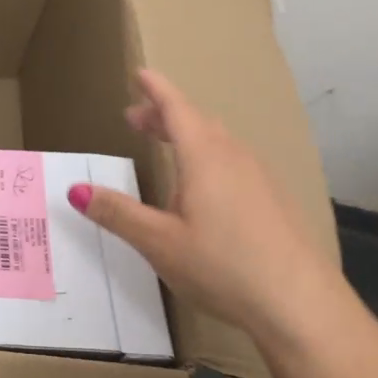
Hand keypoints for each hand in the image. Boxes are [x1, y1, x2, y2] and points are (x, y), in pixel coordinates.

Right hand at [69, 69, 349, 345]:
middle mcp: (235, 158)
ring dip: (189, 136)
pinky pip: (235, 163)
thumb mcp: (158, 242)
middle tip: (136, 118)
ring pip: (220, 142)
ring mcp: (261, 179)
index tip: (139, 73)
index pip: (177, 109)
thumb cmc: (223, 266)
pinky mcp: (275, 202)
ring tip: (166, 147)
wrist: (301, 304)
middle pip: (198, 122)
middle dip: (166, 115)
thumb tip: (75, 189)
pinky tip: (204, 189)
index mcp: (205, 158)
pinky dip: (209, 157)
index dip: (156, 90)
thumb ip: (118, 213)